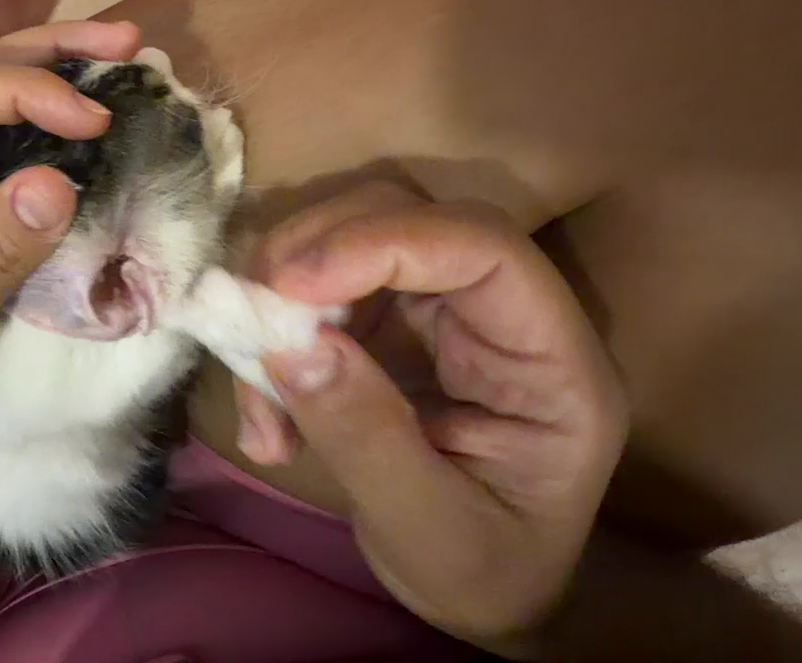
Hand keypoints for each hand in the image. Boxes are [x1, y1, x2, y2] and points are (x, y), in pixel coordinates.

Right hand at [242, 182, 628, 656]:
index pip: (478, 246)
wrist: (474, 586)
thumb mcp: (430, 532)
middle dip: (311, 253)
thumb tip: (290, 345)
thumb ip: (367, 438)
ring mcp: (433, 304)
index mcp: (548, 358)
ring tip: (257, 393)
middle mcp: (494, 308)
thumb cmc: (479, 570)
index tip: (288, 286)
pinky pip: (310, 281)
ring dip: (277, 293)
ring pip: (342, 235)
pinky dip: (269, 324)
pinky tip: (262, 402)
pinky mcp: (381, 314)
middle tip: (253, 322)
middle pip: (399, 216)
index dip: (379, 242)